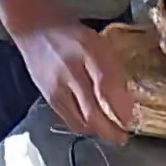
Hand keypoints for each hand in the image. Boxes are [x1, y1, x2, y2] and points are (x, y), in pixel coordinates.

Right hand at [14, 21, 133, 144]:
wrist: (35, 28)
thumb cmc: (74, 38)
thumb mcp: (99, 46)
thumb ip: (114, 72)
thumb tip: (126, 107)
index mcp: (87, 52)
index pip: (106, 88)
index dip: (120, 110)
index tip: (130, 120)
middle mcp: (69, 71)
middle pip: (93, 114)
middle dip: (111, 131)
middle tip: (122, 137)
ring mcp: (57, 87)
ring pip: (83, 123)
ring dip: (99, 131)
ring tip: (110, 131)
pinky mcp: (49, 98)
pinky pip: (72, 122)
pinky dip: (86, 127)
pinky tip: (94, 123)